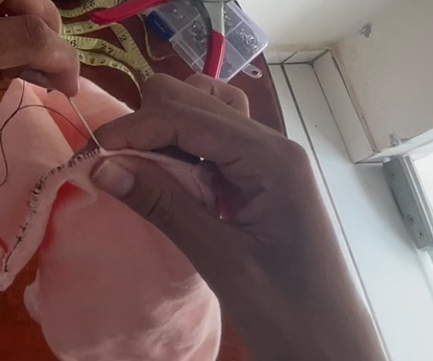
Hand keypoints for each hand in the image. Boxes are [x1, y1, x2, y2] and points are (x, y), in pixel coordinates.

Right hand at [89, 73, 384, 360]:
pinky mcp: (260, 172)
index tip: (92, 153)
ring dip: (162, 129)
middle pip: (190, 98)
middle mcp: (270, 142)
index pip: (184, 114)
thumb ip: (163, 205)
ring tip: (146, 171)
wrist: (340, 359)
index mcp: (270, 156)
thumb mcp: (222, 262)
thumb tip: (100, 166)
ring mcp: (267, 155)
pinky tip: (172, 175)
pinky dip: (180, 143)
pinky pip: (210, 134)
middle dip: (145, 124)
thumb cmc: (290, 316)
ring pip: (198, 107)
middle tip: (118, 167)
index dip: (133, 127)